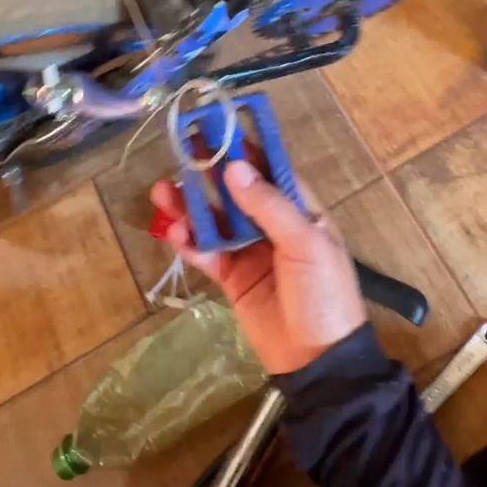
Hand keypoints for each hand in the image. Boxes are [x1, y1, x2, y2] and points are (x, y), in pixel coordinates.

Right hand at [150, 162, 367, 374]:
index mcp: (298, 208)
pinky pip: (206, 253)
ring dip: (190, 206)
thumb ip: (268, 206)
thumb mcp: (305, 244)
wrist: (318, 362)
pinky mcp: (232, 278)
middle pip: (233, 189)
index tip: (215, 124)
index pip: (268, 166)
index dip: (243, 145)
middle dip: (207, 171)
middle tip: (179, 149)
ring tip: (163, 193)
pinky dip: (190, 243)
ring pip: (214, 219)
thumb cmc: (323, 293)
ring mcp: (249, 250)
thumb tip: (233, 167)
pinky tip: (176, 235)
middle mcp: (271, 223)